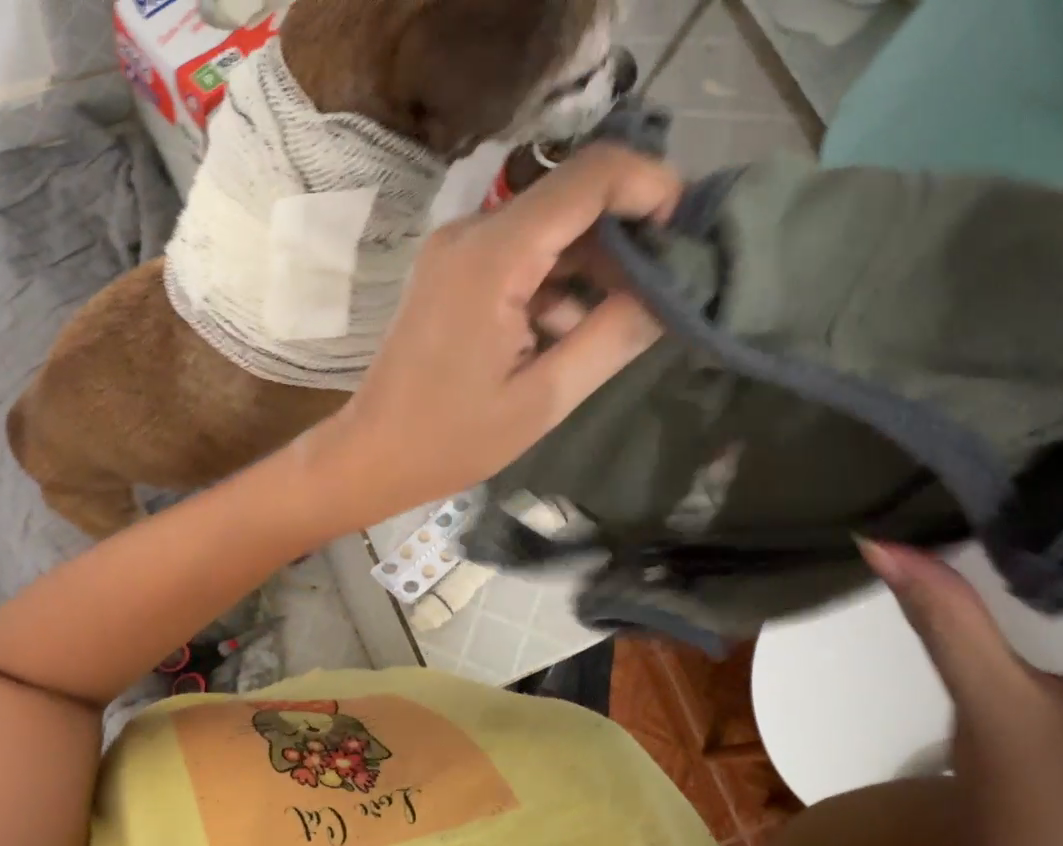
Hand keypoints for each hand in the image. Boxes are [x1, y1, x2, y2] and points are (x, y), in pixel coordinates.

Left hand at [304, 145, 679, 525]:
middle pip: (570, 200)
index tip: (691, 231)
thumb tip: (677, 287)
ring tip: (616, 326)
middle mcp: (470, 232)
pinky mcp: (450, 271)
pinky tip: (564, 336)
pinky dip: (554, 283)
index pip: (591, 175)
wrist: (372, 453)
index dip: (652, 186)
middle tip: (666, 291)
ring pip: (548, 229)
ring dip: (590, 268)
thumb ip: (615, 333)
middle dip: (626, 237)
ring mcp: (455, 250)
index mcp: (492, 256)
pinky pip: (519, 254)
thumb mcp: (546, 396)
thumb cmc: (452, 438)